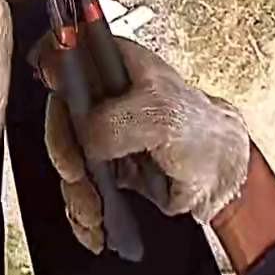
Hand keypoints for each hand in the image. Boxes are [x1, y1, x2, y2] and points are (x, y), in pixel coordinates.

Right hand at [44, 38, 249, 251]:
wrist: (221, 175)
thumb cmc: (198, 128)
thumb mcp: (159, 115)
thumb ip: (115, 122)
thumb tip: (83, 139)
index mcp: (111, 62)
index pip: (67, 50)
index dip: (53, 65)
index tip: (52, 90)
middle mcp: (100, 92)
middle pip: (59, 111)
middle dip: (63, 148)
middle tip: (75, 172)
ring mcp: (101, 129)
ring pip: (66, 153)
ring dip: (73, 187)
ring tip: (92, 210)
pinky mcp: (104, 163)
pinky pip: (79, 184)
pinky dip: (81, 209)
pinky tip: (94, 224)